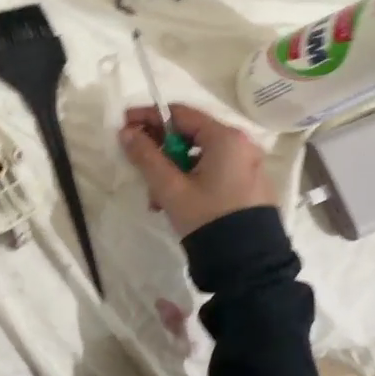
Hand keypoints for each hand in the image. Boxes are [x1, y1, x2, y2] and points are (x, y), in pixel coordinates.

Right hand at [118, 104, 273, 237]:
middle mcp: (242, 145)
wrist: (247, 261)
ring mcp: (248, 165)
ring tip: (155, 197)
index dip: (149, 116)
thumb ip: (146, 156)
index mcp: (226, 138)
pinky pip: (213, 170)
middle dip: (160, 149)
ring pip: (200, 156)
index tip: (124, 124)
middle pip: (190, 134)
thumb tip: (126, 132)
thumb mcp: (170, 188)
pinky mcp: (249, 184)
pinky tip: (175, 202)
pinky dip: (191, 179)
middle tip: (137, 164)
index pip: (180, 114)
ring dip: (172, 169)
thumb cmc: (206, 217)